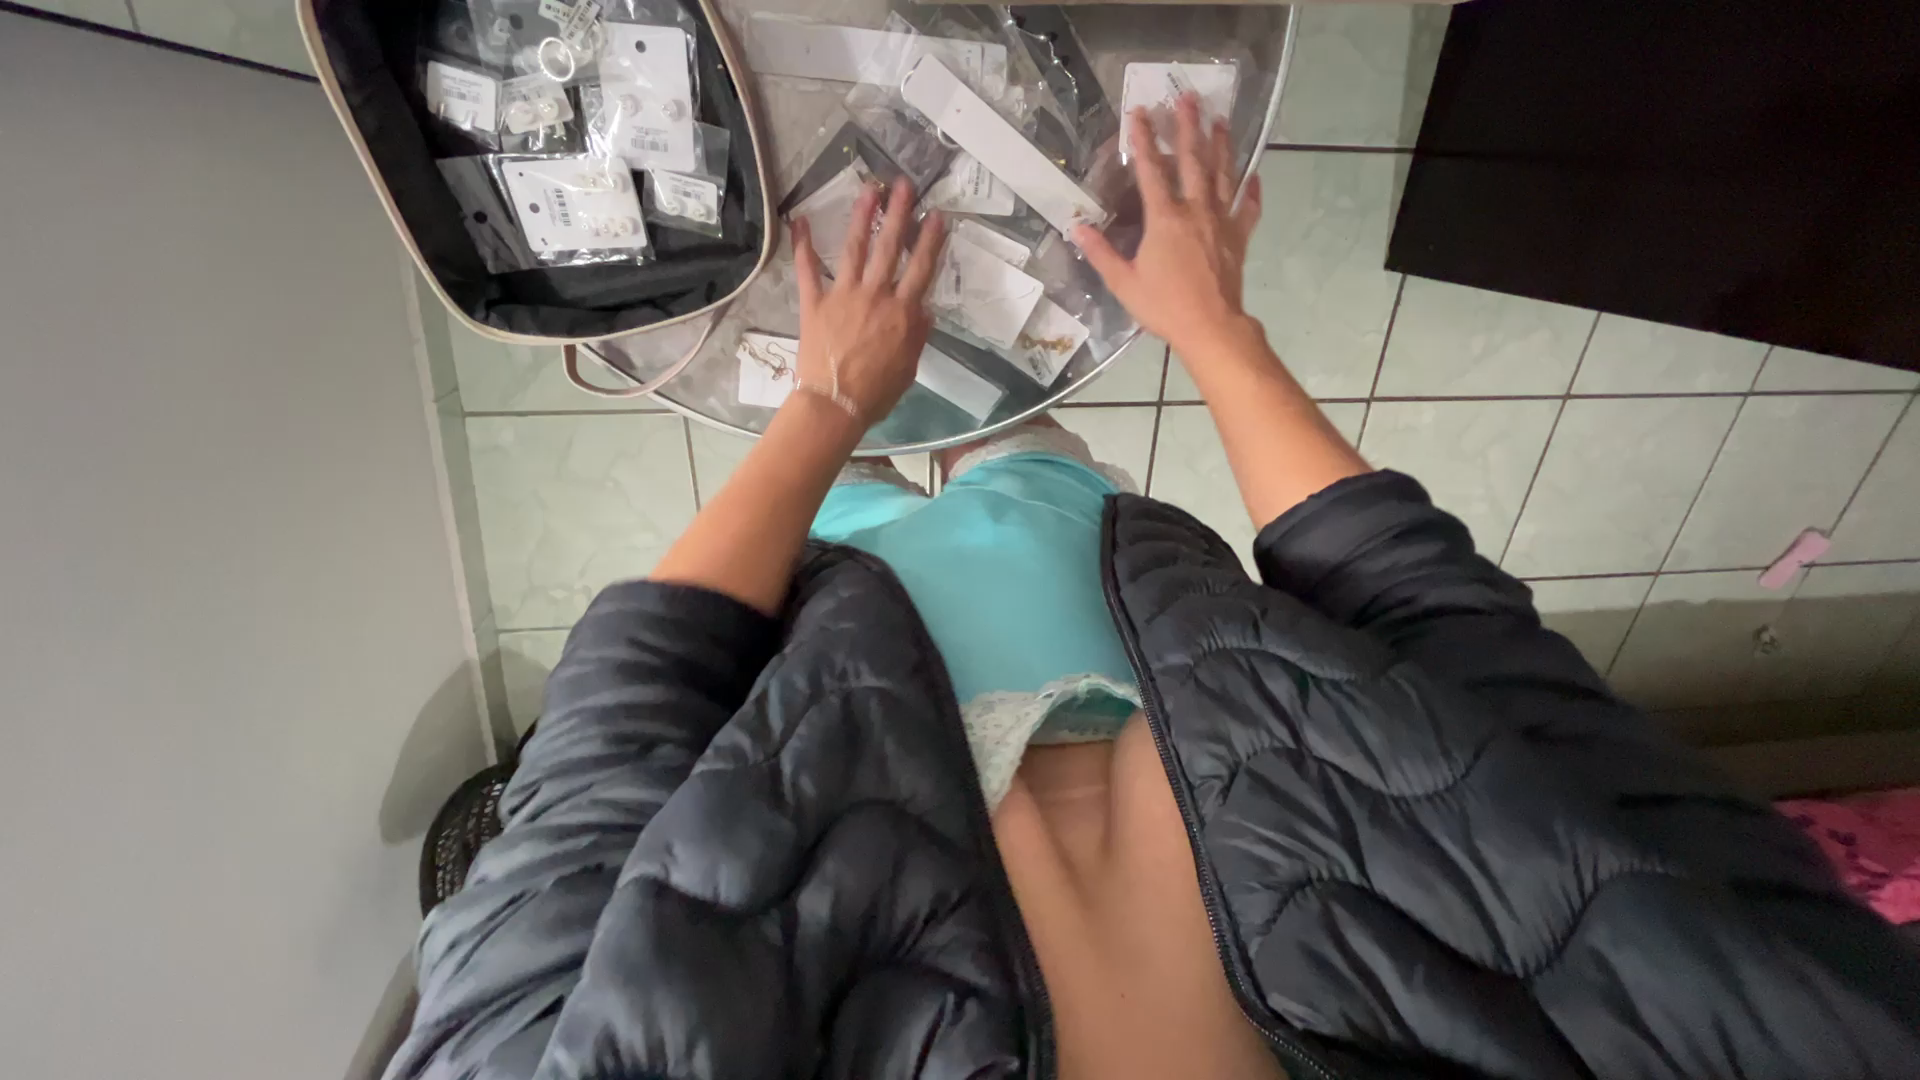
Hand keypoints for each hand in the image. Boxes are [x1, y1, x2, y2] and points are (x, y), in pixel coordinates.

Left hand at [790, 178, 946, 427]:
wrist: (835, 404)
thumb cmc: (877, 393)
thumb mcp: (909, 367)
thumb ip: (917, 336)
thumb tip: (925, 310)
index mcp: (901, 313)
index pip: (920, 269)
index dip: (930, 240)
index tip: (936, 215)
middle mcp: (874, 296)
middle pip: (889, 248)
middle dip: (899, 213)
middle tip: (904, 184)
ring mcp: (842, 295)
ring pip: (855, 249)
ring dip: (862, 216)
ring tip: (869, 189)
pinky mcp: (814, 303)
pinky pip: (808, 270)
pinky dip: (803, 245)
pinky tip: (799, 221)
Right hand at [1073, 94, 1262, 359]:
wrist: (1210, 326)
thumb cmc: (1164, 306)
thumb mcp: (1123, 282)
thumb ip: (1101, 253)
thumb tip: (1077, 228)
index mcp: (1165, 218)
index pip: (1151, 170)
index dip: (1144, 139)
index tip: (1140, 112)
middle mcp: (1196, 210)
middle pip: (1193, 160)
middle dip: (1189, 126)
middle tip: (1189, 96)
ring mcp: (1222, 221)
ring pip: (1223, 174)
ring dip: (1221, 145)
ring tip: (1220, 120)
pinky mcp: (1239, 237)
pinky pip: (1249, 207)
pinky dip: (1252, 190)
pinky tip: (1253, 175)